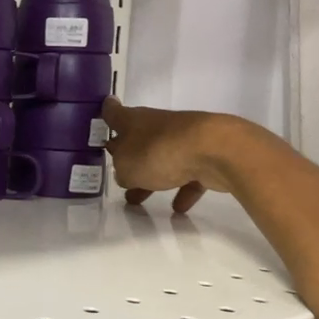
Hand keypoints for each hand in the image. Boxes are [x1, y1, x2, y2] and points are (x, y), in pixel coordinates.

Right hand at [101, 98, 237, 213]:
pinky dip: (183, 189)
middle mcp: (157, 125)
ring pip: (162, 159)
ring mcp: (182, 138)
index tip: (103, 111)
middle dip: (128, 159)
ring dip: (152, 178)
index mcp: (133, 122)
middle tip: (119, 176)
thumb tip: (125, 171)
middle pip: (137, 140)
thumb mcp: (126, 167)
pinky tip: (179, 208)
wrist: (214, 150)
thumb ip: (121, 170)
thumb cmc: (158, 152)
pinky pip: (189, 174)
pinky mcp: (205, 154)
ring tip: (139, 201)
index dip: (107, 112)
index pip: (114, 113)